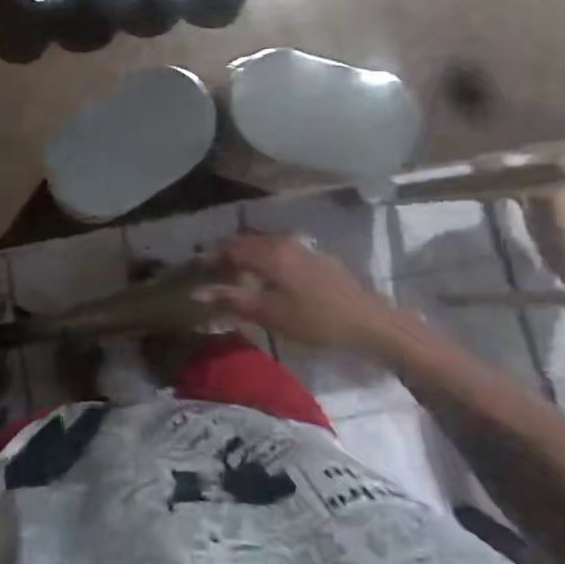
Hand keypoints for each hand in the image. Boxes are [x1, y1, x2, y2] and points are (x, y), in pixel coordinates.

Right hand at [194, 232, 400, 349]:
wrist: (370, 322)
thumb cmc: (316, 320)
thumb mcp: (270, 314)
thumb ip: (232, 299)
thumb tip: (197, 292)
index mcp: (270, 252)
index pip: (229, 247)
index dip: (209, 256)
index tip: (194, 267)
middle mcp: (284, 241)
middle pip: (246, 241)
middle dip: (226, 253)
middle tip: (211, 271)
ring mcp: (303, 246)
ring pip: (264, 244)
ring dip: (246, 255)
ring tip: (234, 274)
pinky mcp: (316, 256)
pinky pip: (279, 249)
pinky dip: (264, 258)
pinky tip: (266, 277)